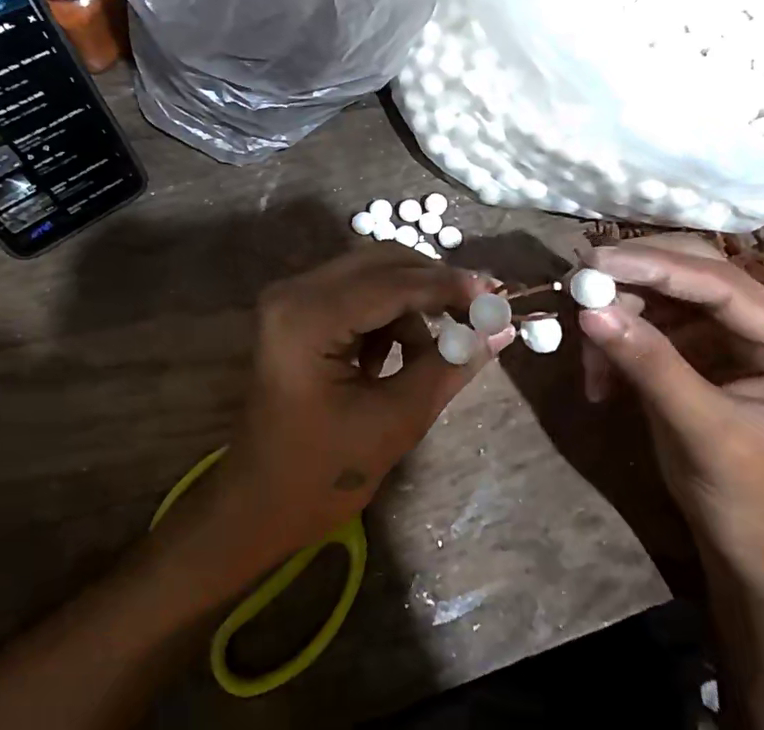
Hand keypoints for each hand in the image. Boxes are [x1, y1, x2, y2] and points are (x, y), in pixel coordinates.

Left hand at [208, 246, 511, 570]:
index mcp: (306, 318)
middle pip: (380, 263)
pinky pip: (355, 294)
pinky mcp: (296, 311)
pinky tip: (391, 360)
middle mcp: (292, 292)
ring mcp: (290, 298)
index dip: (448, 287)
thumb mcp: (396, 419)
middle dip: (433, 285)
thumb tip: (501, 328)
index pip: (392, 283)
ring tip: (433, 353)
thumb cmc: (323, 472)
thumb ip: (449, 365)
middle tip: (480, 311)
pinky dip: (386, 316)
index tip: (498, 298)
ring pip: (370, 274)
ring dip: (410, 305)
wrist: (262, 499)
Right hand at [574, 236, 763, 578]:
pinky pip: (651, 323)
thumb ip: (650, 364)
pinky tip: (599, 376)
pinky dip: (619, 340)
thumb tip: (589, 310)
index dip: (657, 267)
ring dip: (619, 316)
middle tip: (579, 287)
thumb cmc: (749, 500)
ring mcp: (735, 337)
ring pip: (665, 295)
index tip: (594, 263)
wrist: (754, 552)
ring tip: (589, 359)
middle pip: (694, 275)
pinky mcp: (702, 351)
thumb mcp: (702, 431)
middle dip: (634, 282)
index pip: (724, 285)